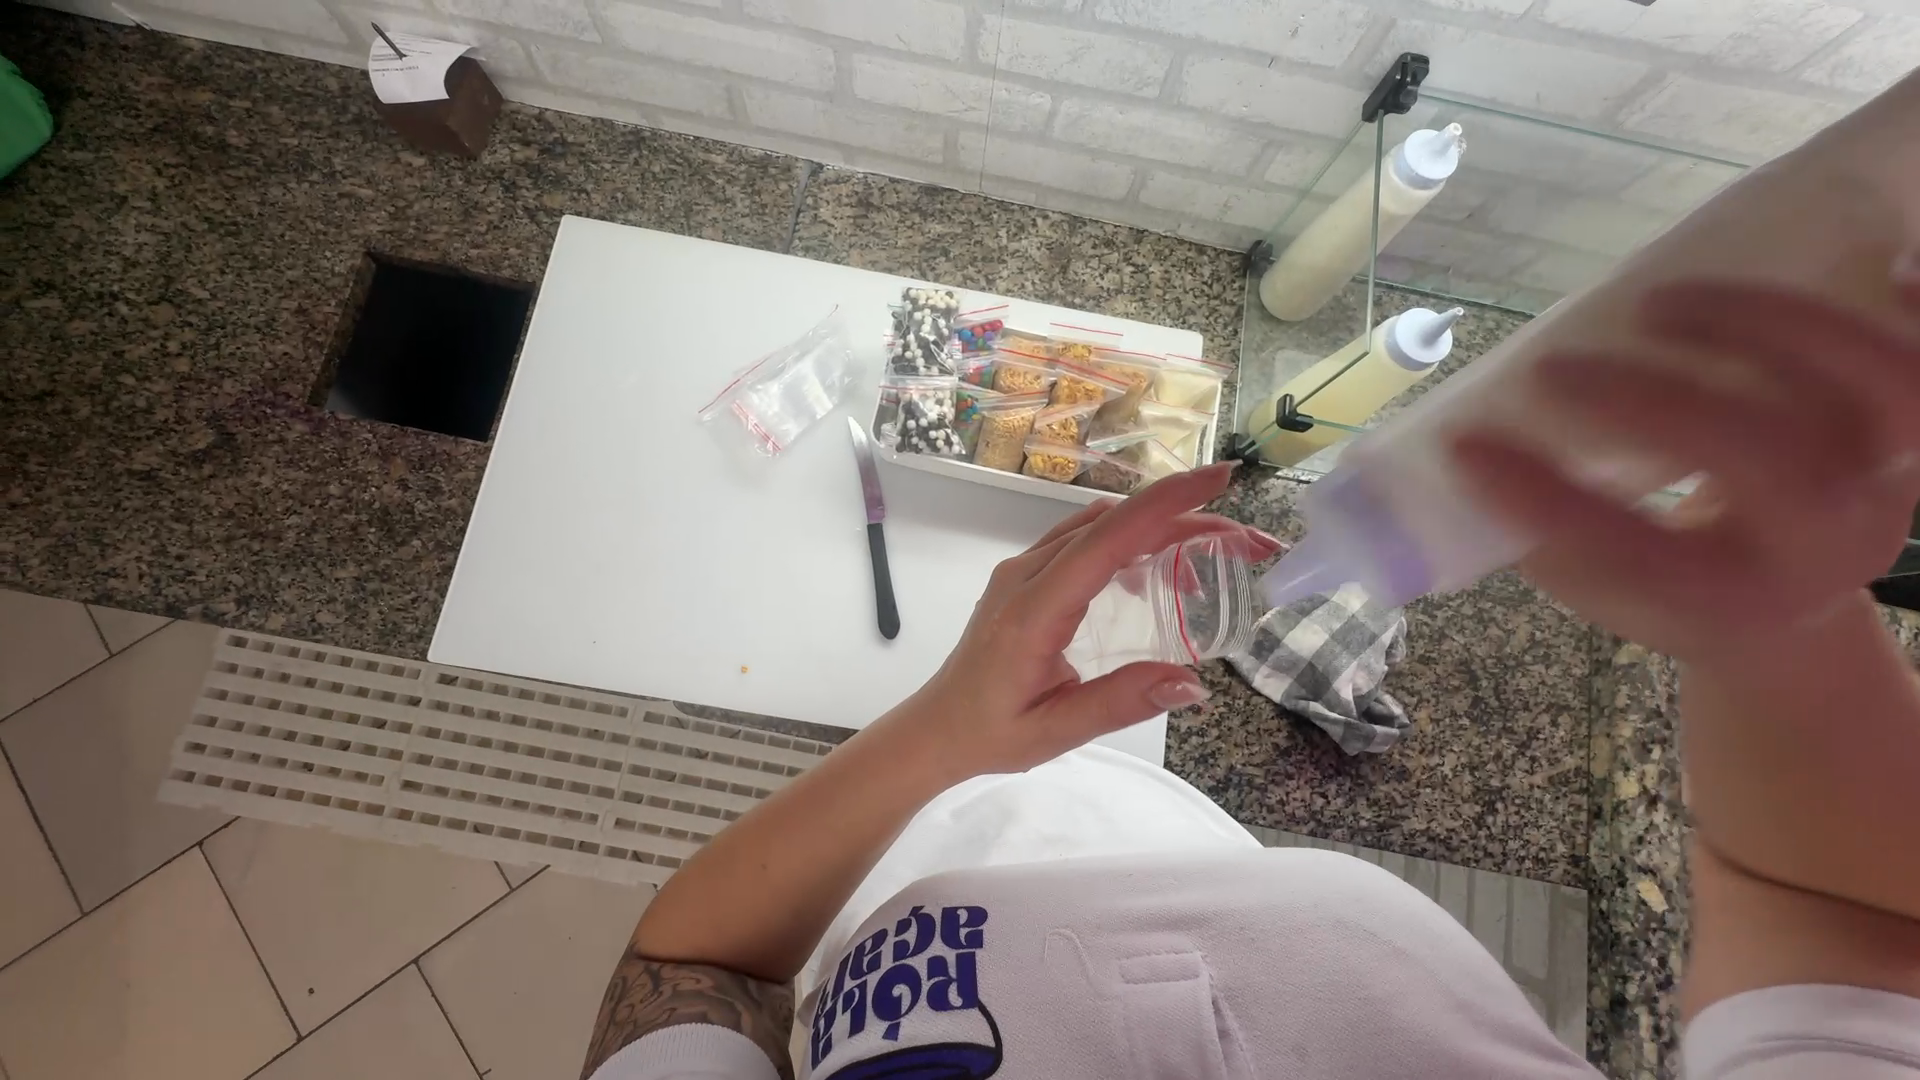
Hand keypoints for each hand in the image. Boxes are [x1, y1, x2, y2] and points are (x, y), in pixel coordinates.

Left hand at [885, 463, 1280, 779]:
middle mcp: (1024, 575)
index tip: (1220, 480)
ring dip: (1154, 528)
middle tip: (1244, 538)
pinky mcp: (1022, 578)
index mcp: (1033, 609)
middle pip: (1110, 525)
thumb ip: (1120, 703)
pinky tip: (1153, 571)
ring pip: (1095, 528)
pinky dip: (1125, 542)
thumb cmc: (991, 732)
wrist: (937, 727)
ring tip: (1211, 553)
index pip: (1106, 538)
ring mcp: (1020, 571)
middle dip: (1181, 518)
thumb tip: (1193, 683)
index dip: (1164, 504)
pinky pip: (1079, 543)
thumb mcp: (1056, 730)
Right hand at [1453, 264, 1919, 665]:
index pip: (1624, 547)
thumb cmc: (1665, 596)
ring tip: (1660, 301)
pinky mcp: (1912, 440)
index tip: (1462, 447)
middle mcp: (1817, 547)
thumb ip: (1548, 527)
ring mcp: (1884, 487)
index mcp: (1722, 600)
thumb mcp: (1594, 586)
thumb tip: (1479, 448)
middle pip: (1758, 459)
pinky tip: (1868, 268)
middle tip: (1553, 370)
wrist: (1785, 620)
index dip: (1537, 495)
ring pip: (1865, 394)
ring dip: (1761, 331)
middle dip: (1647, 402)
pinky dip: (1905, 309)